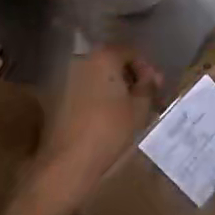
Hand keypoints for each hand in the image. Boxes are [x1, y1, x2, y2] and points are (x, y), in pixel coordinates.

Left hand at [27, 45, 162, 209]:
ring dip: (116, 87)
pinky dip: (100, 96)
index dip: (147, 69)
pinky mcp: (58, 97)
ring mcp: (67, 77)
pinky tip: (110, 115)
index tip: (157, 88)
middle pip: (113, 62)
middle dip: (131, 77)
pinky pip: (86, 89)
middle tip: (147, 97)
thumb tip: (151, 77)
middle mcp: (82, 60)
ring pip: (99, 76)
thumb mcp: (139, 108)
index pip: (132, 52)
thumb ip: (148, 86)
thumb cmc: (109, 130)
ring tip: (131, 108)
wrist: (69, 161)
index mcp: (104, 57)